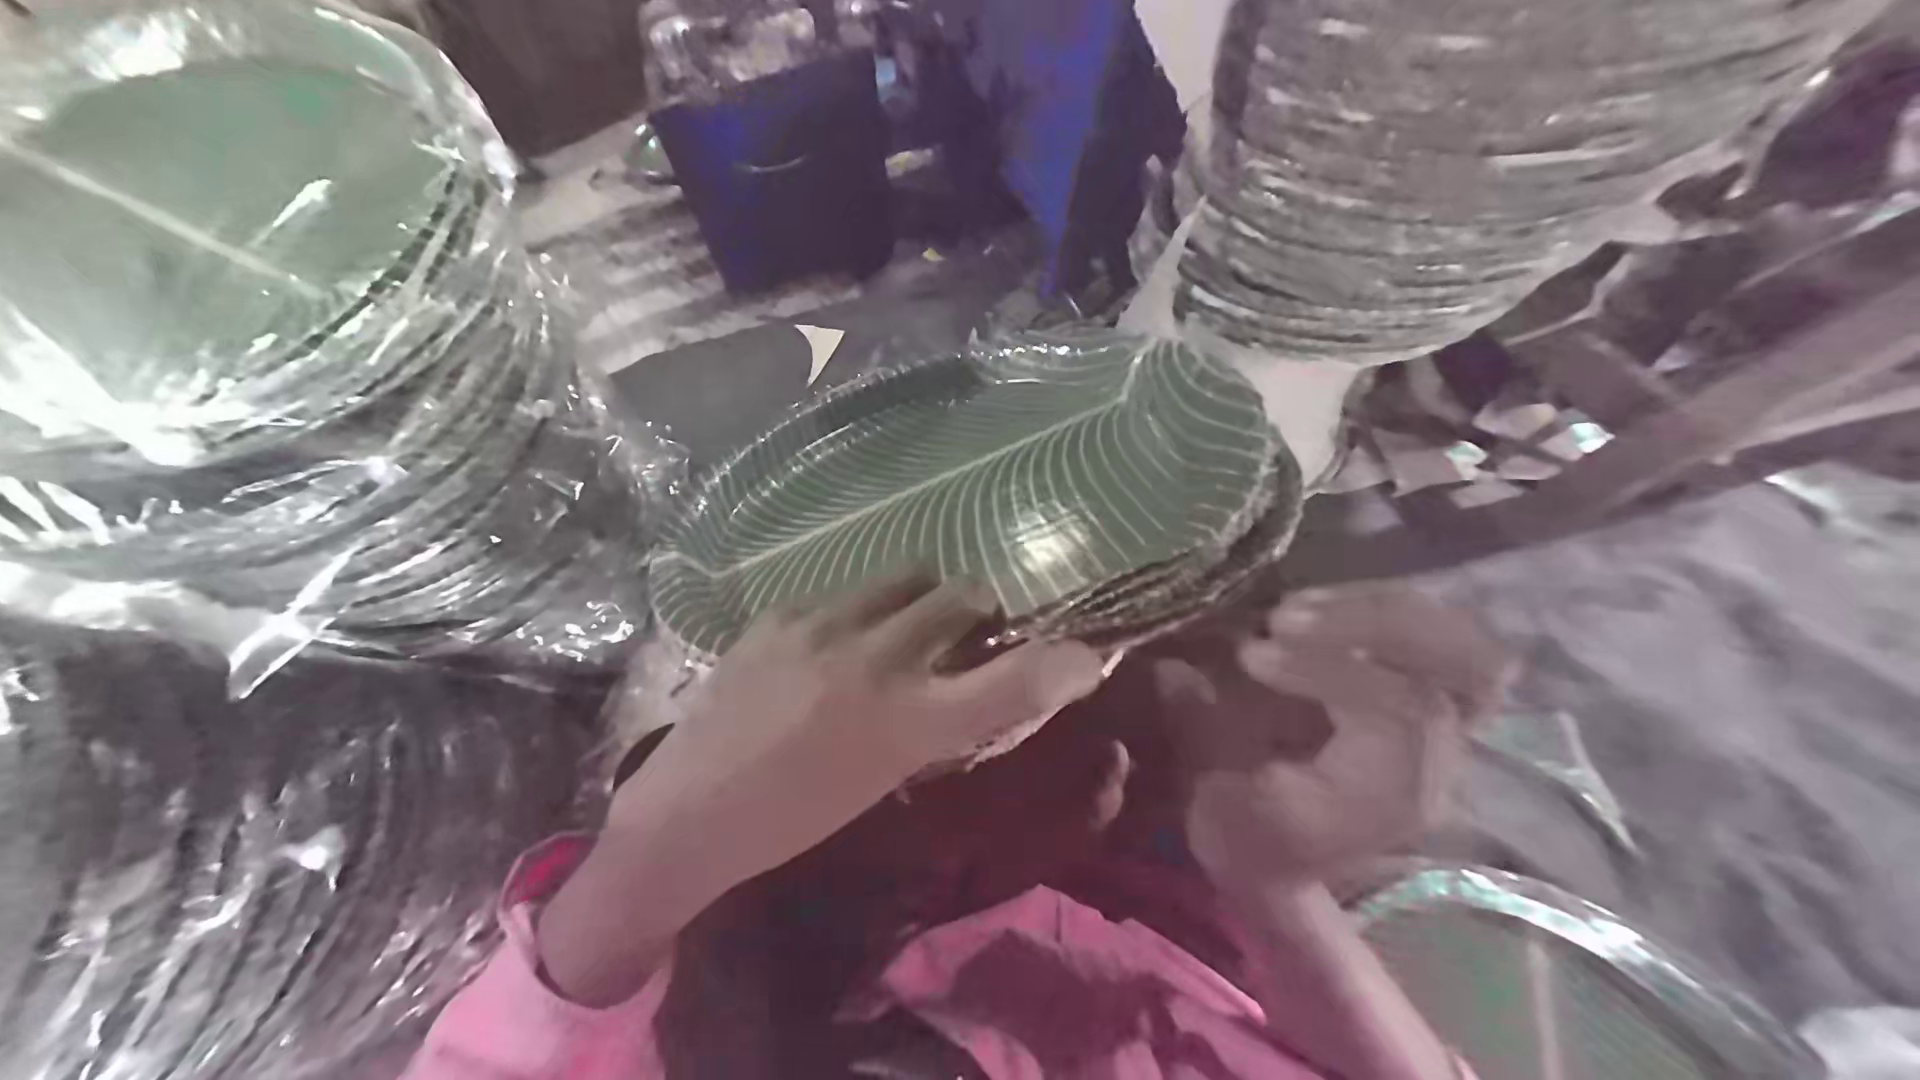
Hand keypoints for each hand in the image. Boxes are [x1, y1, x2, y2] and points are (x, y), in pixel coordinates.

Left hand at [538, 574, 1105, 1003]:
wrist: (690, 813)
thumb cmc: (797, 817)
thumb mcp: (886, 778)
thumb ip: (939, 721)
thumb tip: (974, 678)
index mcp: (909, 724)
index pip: (1011, 679)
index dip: (1061, 662)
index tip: (1086, 652)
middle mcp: (875, 662)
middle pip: (960, 595)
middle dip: (978, 606)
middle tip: (970, 623)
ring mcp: (821, 627)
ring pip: (904, 576)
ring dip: (920, 594)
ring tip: (904, 619)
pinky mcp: (779, 614)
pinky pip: (842, 592)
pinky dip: (857, 611)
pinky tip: (832, 641)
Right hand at [1158, 586, 1509, 890]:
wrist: (1285, 856)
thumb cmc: (1245, 835)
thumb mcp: (1211, 800)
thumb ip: (1201, 735)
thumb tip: (1171, 669)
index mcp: (1385, 796)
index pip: (1403, 714)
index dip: (1330, 669)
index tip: (1250, 654)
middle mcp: (1435, 759)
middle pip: (1464, 669)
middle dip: (1371, 623)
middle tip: (1283, 615)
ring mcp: (1441, 723)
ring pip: (1460, 641)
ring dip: (1372, 607)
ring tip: (1291, 606)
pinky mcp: (1424, 693)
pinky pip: (1436, 631)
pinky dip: (1376, 604)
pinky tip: (1310, 603)